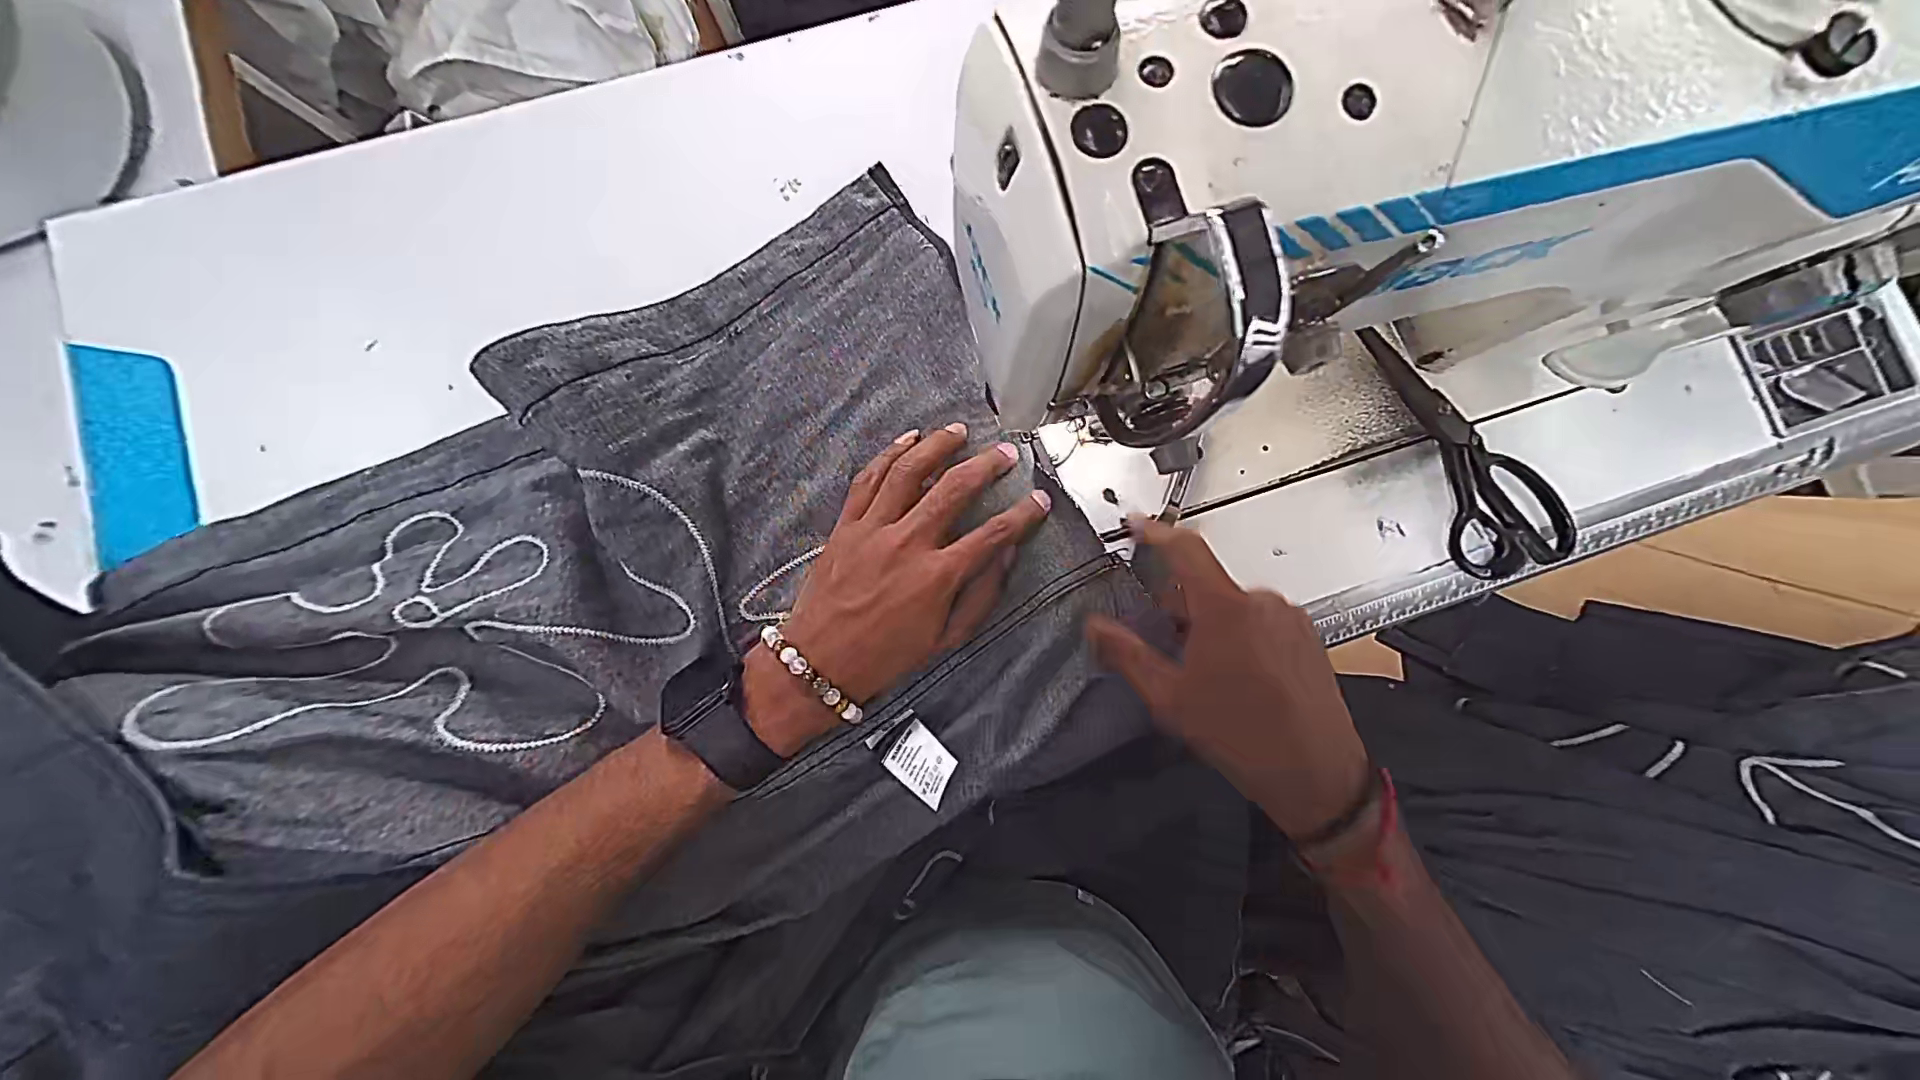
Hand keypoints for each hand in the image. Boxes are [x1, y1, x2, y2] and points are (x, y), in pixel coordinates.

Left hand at [742, 422, 1050, 754]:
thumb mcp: (945, 638)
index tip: (1038, 501)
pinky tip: (907, 440)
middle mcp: (906, 545)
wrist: (822, 662)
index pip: (993, 534)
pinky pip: (868, 479)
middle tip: (1004, 453)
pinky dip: (889, 454)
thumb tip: (1006, 556)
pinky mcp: (847, 526)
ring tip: (957, 431)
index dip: (1023, 515)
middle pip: (954, 488)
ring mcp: (873, 530)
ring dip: (937, 445)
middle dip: (986, 465)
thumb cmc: (884, 654)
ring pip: (909, 471)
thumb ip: (982, 596)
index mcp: (936, 577)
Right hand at [1084, 518, 1369, 839]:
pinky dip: (1241, 632)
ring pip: (1233, 602)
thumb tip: (1096, 627)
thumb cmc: (1246, 738)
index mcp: (1225, 609)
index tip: (1137, 524)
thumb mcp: (1169, 698)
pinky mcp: (1306, 633)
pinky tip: (1238, 674)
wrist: (1316, 773)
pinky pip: (1261, 617)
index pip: (1185, 549)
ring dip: (1212, 622)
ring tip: (1208, 670)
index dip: (1155, 531)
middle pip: (1206, 583)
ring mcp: (1288, 617)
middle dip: (1180, 605)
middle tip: (1168, 643)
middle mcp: (1262, 602)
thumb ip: (1126, 654)